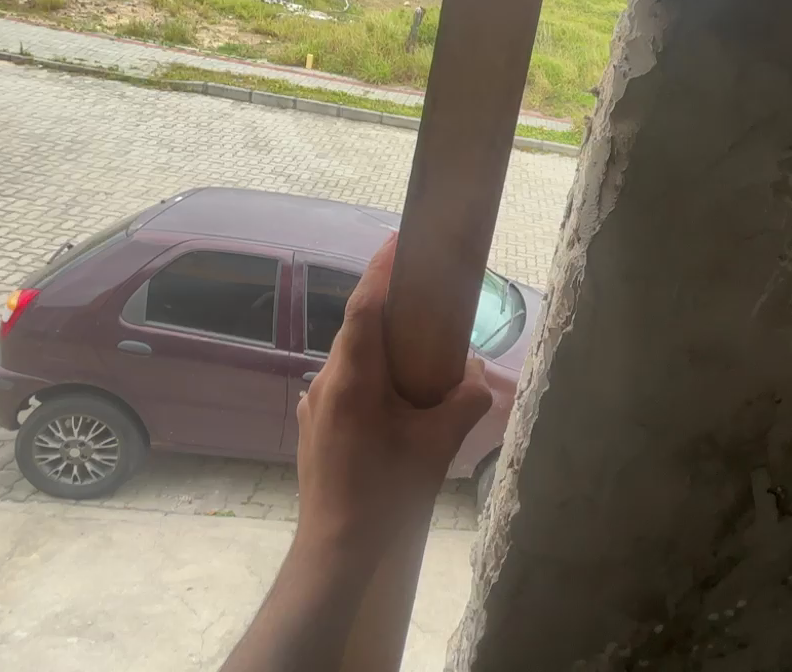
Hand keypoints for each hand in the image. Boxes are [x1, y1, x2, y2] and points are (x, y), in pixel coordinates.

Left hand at [294, 233, 491, 555]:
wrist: (336, 550)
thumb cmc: (387, 492)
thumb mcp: (438, 443)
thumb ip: (466, 399)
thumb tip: (479, 375)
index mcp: (354, 379)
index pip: (365, 308)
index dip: (381, 270)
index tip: (399, 241)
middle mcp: (327, 383)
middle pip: (356, 326)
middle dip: (384, 298)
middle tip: (417, 283)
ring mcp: (315, 404)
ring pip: (349, 353)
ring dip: (377, 336)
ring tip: (411, 335)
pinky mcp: (313, 424)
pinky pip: (343, 378)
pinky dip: (368, 365)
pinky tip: (391, 388)